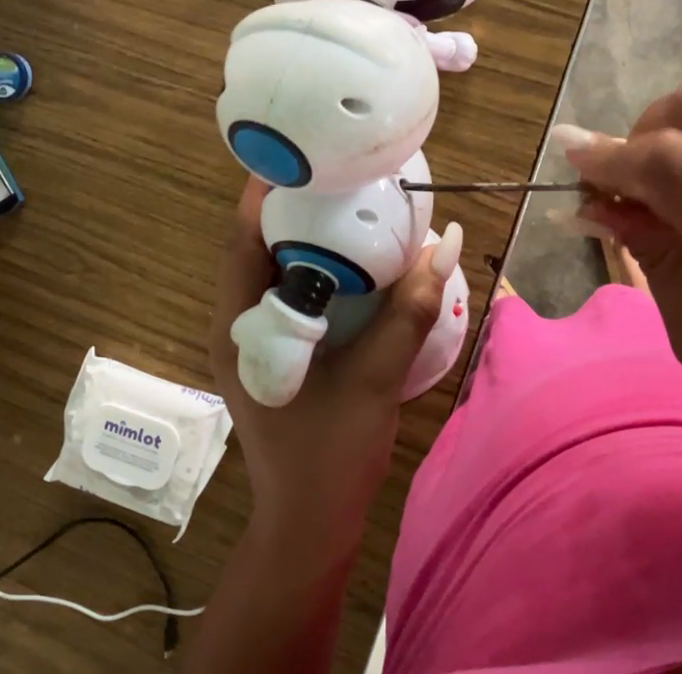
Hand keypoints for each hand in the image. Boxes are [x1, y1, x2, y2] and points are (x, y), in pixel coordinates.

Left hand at [210, 179, 462, 553]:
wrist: (311, 525)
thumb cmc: (330, 456)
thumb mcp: (374, 379)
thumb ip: (409, 311)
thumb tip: (445, 242)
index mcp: (240, 325)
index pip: (242, 238)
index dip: (270, 192)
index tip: (310, 156)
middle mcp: (236, 324)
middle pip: (258, 247)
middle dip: (297, 209)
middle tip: (344, 176)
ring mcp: (253, 341)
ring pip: (274, 271)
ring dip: (309, 240)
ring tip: (353, 207)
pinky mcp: (274, 355)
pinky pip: (290, 297)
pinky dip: (318, 273)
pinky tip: (356, 264)